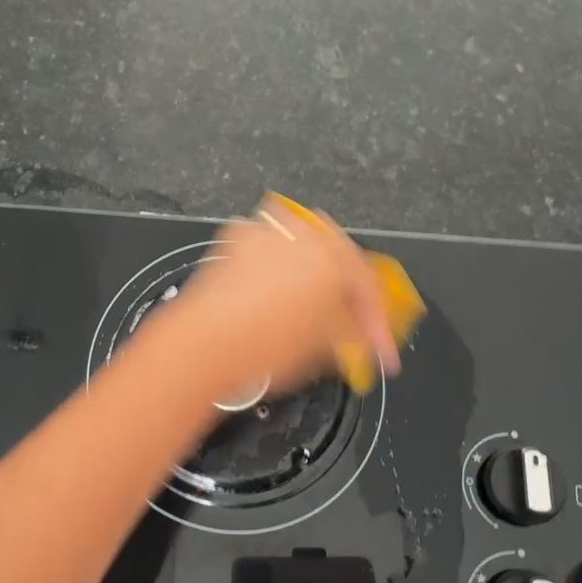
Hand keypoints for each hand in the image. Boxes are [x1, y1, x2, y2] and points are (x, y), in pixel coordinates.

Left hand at [160, 195, 402, 396]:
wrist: (202, 346)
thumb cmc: (261, 346)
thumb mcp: (324, 348)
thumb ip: (351, 335)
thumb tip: (358, 337)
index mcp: (333, 257)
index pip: (369, 285)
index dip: (377, 321)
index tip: (379, 347)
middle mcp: (300, 235)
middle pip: (336, 258)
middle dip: (344, 290)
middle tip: (348, 323)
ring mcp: (264, 233)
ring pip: (300, 247)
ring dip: (310, 274)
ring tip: (310, 310)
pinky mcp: (233, 242)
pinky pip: (265, 250)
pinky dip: (275, 270)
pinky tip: (273, 296)